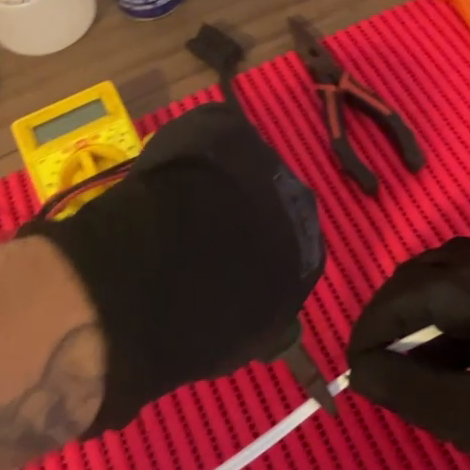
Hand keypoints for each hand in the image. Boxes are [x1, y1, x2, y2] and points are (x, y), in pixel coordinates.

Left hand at [22, 102, 323, 435]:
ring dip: (211, 179)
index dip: (253, 254)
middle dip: (237, 212)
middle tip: (195, 233)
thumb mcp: (245, 341)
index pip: (289, 249)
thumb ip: (264, 324)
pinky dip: (187, 149)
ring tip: (170, 202)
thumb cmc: (205, 321)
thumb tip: (278, 328)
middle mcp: (297, 201)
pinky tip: (161, 173)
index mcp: (308, 254)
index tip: (223, 265)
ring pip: (237, 165)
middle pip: (268, 200)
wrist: (166, 265)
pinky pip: (209, 133)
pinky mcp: (226, 128)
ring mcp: (262, 157)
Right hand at [349, 238, 469, 469]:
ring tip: (402, 358)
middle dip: (389, 316)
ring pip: (440, 275)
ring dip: (414, 311)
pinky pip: (465, 283)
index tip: (352, 366)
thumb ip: (404, 387)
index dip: (370, 327)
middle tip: (373, 361)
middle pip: (418, 275)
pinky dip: (442, 311)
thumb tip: (358, 370)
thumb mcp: (465, 413)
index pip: (403, 293)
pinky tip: (440, 351)